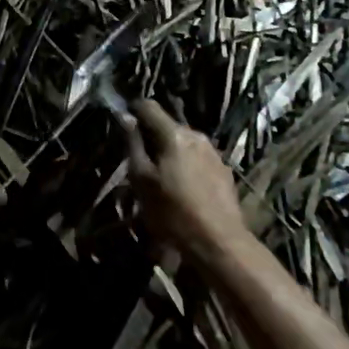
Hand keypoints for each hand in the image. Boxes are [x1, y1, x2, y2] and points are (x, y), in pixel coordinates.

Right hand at [124, 100, 249, 264]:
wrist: (220, 243)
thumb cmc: (173, 212)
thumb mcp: (142, 180)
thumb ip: (133, 144)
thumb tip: (125, 116)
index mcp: (174, 134)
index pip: (149, 106)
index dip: (134, 110)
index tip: (124, 125)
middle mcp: (196, 135)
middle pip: (168, 125)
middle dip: (152, 137)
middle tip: (141, 160)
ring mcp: (213, 152)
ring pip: (184, 142)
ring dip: (170, 152)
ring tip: (163, 177)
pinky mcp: (224, 170)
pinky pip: (198, 158)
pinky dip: (186, 164)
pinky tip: (184, 188)